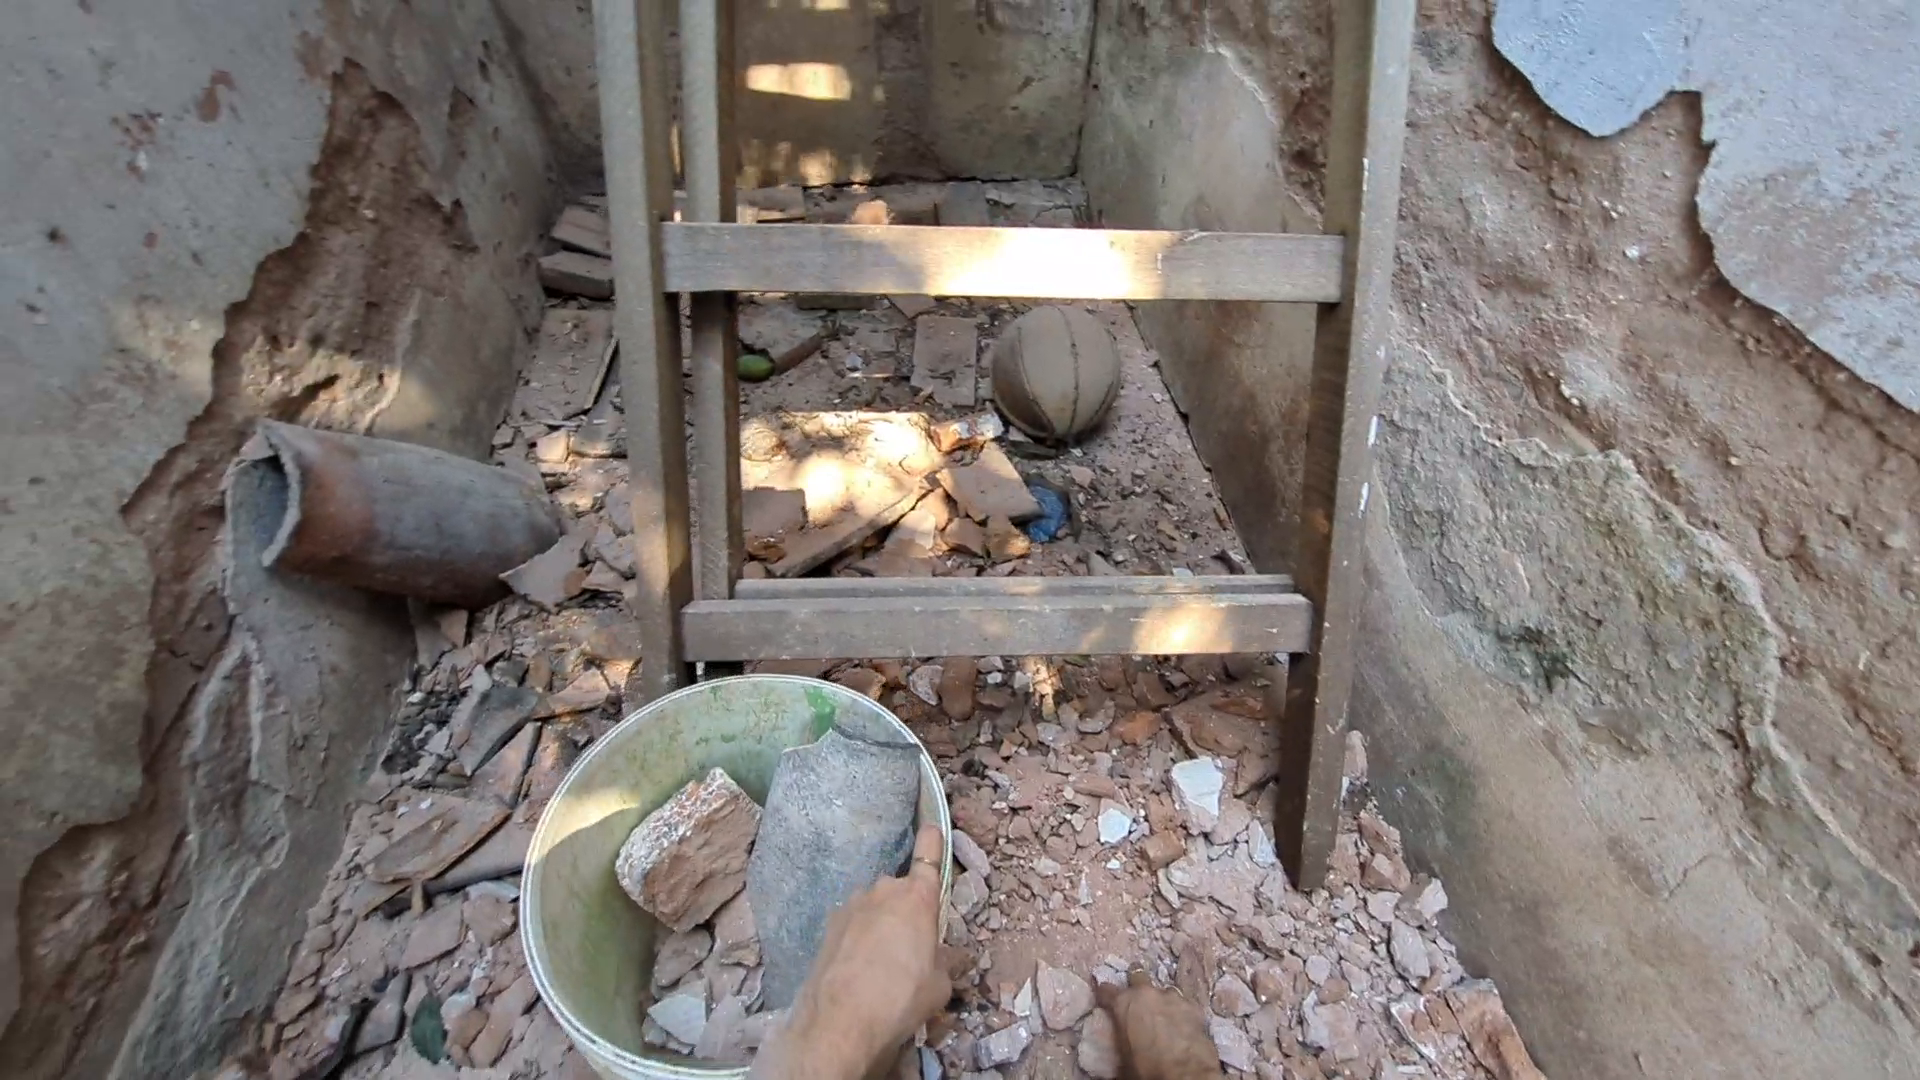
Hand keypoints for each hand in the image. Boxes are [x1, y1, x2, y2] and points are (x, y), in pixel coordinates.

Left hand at [752, 824, 948, 1079]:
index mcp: (918, 897)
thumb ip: (946, 961)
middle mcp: (885, 889)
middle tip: (910, 946)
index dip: (933, 839)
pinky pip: (854, 923)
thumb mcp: (940, 986)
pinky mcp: (830, 923)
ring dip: (880, 924)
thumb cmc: (901, 998)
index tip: (932, 827)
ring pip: (876, 907)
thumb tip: (949, 956)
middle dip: (907, 911)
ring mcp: (853, 903)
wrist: (840, 1023)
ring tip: (879, 964)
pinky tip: (857, 968)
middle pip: (902, 890)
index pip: (929, 852)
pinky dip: (858, 937)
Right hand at [1095, 970, 1223, 1079]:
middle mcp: (1145, 993)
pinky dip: (1181, 1012)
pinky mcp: (1193, 1006)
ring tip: (1164, 1015)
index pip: (1106, 989)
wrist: (1186, 1075)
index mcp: (1124, 1003)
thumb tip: (1115, 1051)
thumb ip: (1119, 1040)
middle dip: (1136, 983)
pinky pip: (1184, 1004)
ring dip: (1162, 1000)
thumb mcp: (1124, 1058)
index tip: (1104, 997)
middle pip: (1137, 975)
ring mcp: (1171, 997)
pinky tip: (1184, 1024)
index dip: (1104, 993)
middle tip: (1137, 996)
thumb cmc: (1148, 1069)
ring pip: (1163, 990)